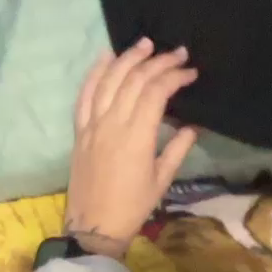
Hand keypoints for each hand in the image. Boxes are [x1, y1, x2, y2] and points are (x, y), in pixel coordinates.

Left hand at [64, 38, 201, 256]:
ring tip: (145, 45)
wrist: (94, 226)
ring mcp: (92, 125)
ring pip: (109, 80)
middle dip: (157, 62)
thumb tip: (192, 127)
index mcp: (137, 136)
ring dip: (128, 58)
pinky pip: (85, 94)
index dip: (174, 77)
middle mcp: (112, 123)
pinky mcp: (79, 131)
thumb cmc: (132, 207)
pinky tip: (106, 57)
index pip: (156, 92)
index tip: (191, 72)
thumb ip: (177, 149)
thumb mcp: (161, 180)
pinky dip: (95, 72)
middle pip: (134, 80)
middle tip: (177, 53)